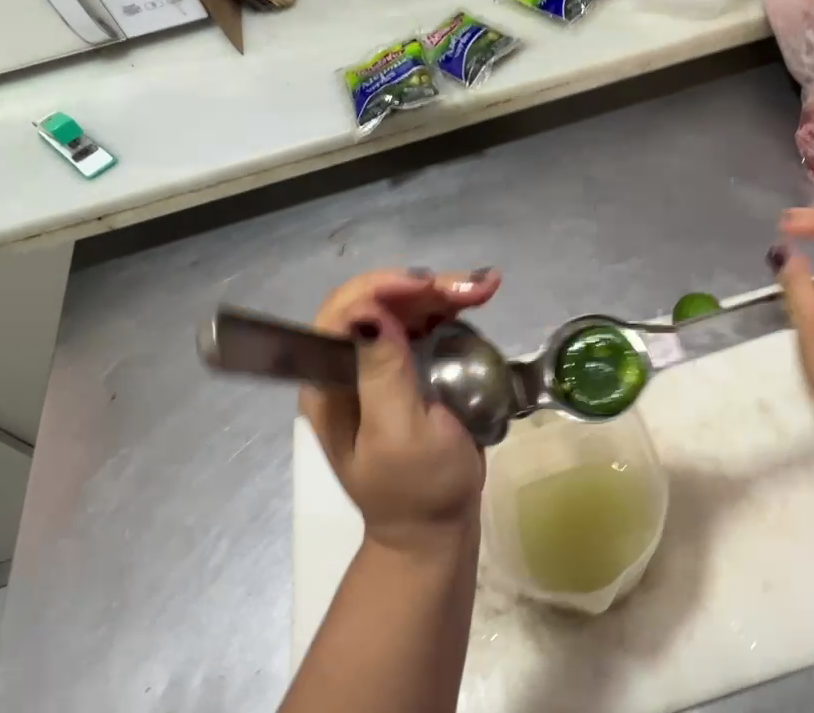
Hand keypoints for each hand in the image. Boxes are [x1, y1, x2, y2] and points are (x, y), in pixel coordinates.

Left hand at [302, 267, 503, 552]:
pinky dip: (450, 305)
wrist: (437, 527)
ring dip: (441, 290)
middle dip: (422, 285)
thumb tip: (370, 314)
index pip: (340, 314)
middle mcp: (347, 366)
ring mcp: (378, 364)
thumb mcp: (400, 436)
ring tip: (484, 287)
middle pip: (375, 301)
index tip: (428, 287)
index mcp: (329, 384)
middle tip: (474, 287)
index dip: (382, 289)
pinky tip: (478, 297)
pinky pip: (423, 322)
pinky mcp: (407, 367)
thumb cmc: (418, 489)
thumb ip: (383, 374)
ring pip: (402, 306)